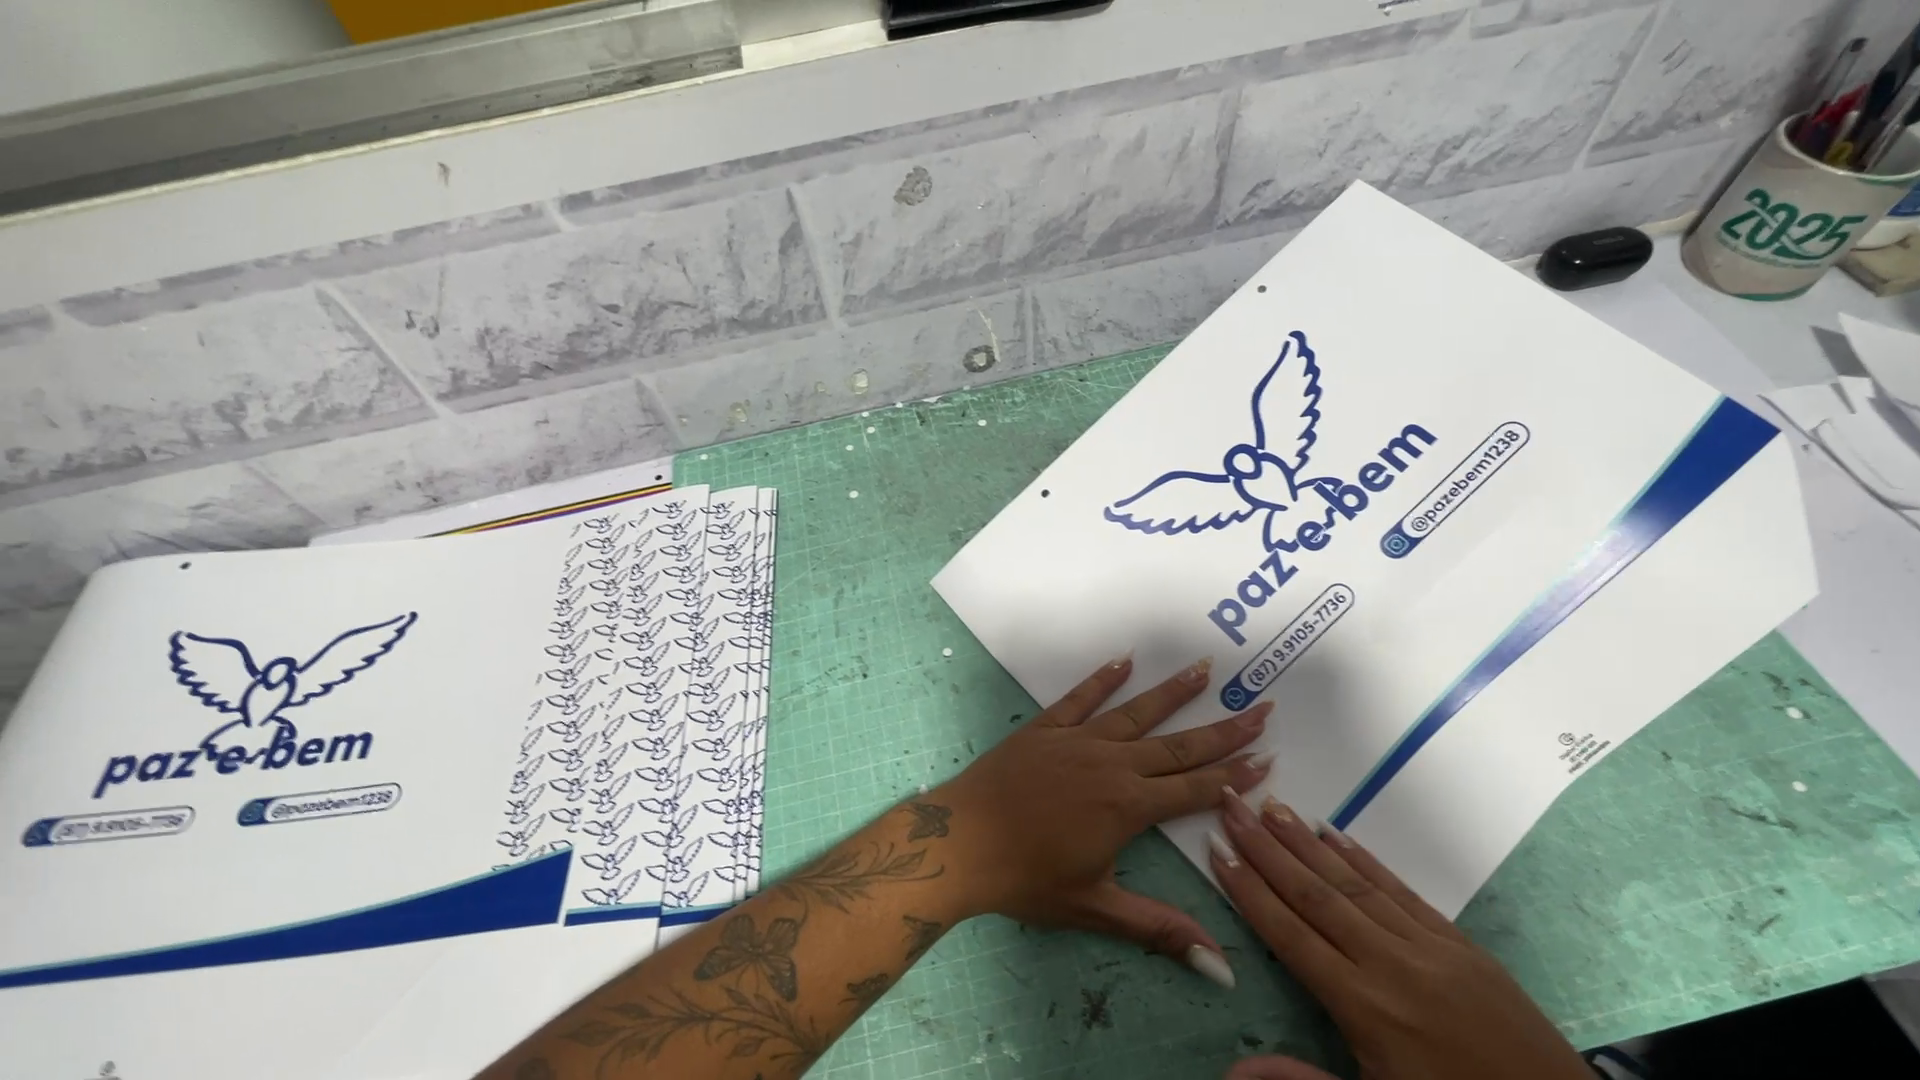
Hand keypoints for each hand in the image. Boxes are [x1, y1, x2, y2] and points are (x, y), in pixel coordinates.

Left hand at [933, 655, 1271, 984]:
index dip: (1232, 775)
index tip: (1268, 755)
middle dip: (1222, 730)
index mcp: (1127, 807)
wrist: (959, 843)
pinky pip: (1079, 698)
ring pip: (1135, 712)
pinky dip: (1103, 679)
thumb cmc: (1025, 879)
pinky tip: (1124, 661)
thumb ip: (1159, 929)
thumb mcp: (1094, 908)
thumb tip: (1222, 968)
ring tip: (1207, 669)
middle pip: (1176, 746)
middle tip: (1262, 709)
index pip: (1193, 788)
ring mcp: (1075, 740)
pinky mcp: (1043, 729)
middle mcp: (1110, 764)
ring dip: (1173, 692)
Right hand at [1210, 793, 1589, 1079]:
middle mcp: (1390, 964)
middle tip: (1231, 804)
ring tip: (1271, 806)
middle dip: (1265, 847)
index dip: (1247, 890)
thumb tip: (1228, 1071)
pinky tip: (1336, 834)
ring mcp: (1429, 948)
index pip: (1289, 933)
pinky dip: (1364, 859)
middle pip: (1314, 894)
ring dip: (1306, 842)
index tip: (1215, 849)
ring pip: (1353, 882)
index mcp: (1363, 1007)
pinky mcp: (1461, 945)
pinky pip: (1401, 891)